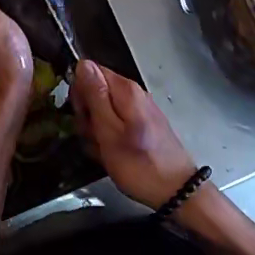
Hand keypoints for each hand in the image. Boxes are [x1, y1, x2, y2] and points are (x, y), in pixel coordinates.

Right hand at [72, 60, 197, 208]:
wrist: (176, 190)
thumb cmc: (139, 164)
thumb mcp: (109, 132)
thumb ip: (95, 96)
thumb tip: (82, 64)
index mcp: (125, 90)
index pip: (89, 71)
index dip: (79, 93)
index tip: (82, 116)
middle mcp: (134, 93)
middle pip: (96, 91)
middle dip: (87, 115)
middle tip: (93, 137)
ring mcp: (139, 110)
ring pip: (103, 111)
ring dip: (96, 131)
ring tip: (103, 151)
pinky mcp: (142, 125)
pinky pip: (115, 124)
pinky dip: (109, 138)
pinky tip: (112, 155)